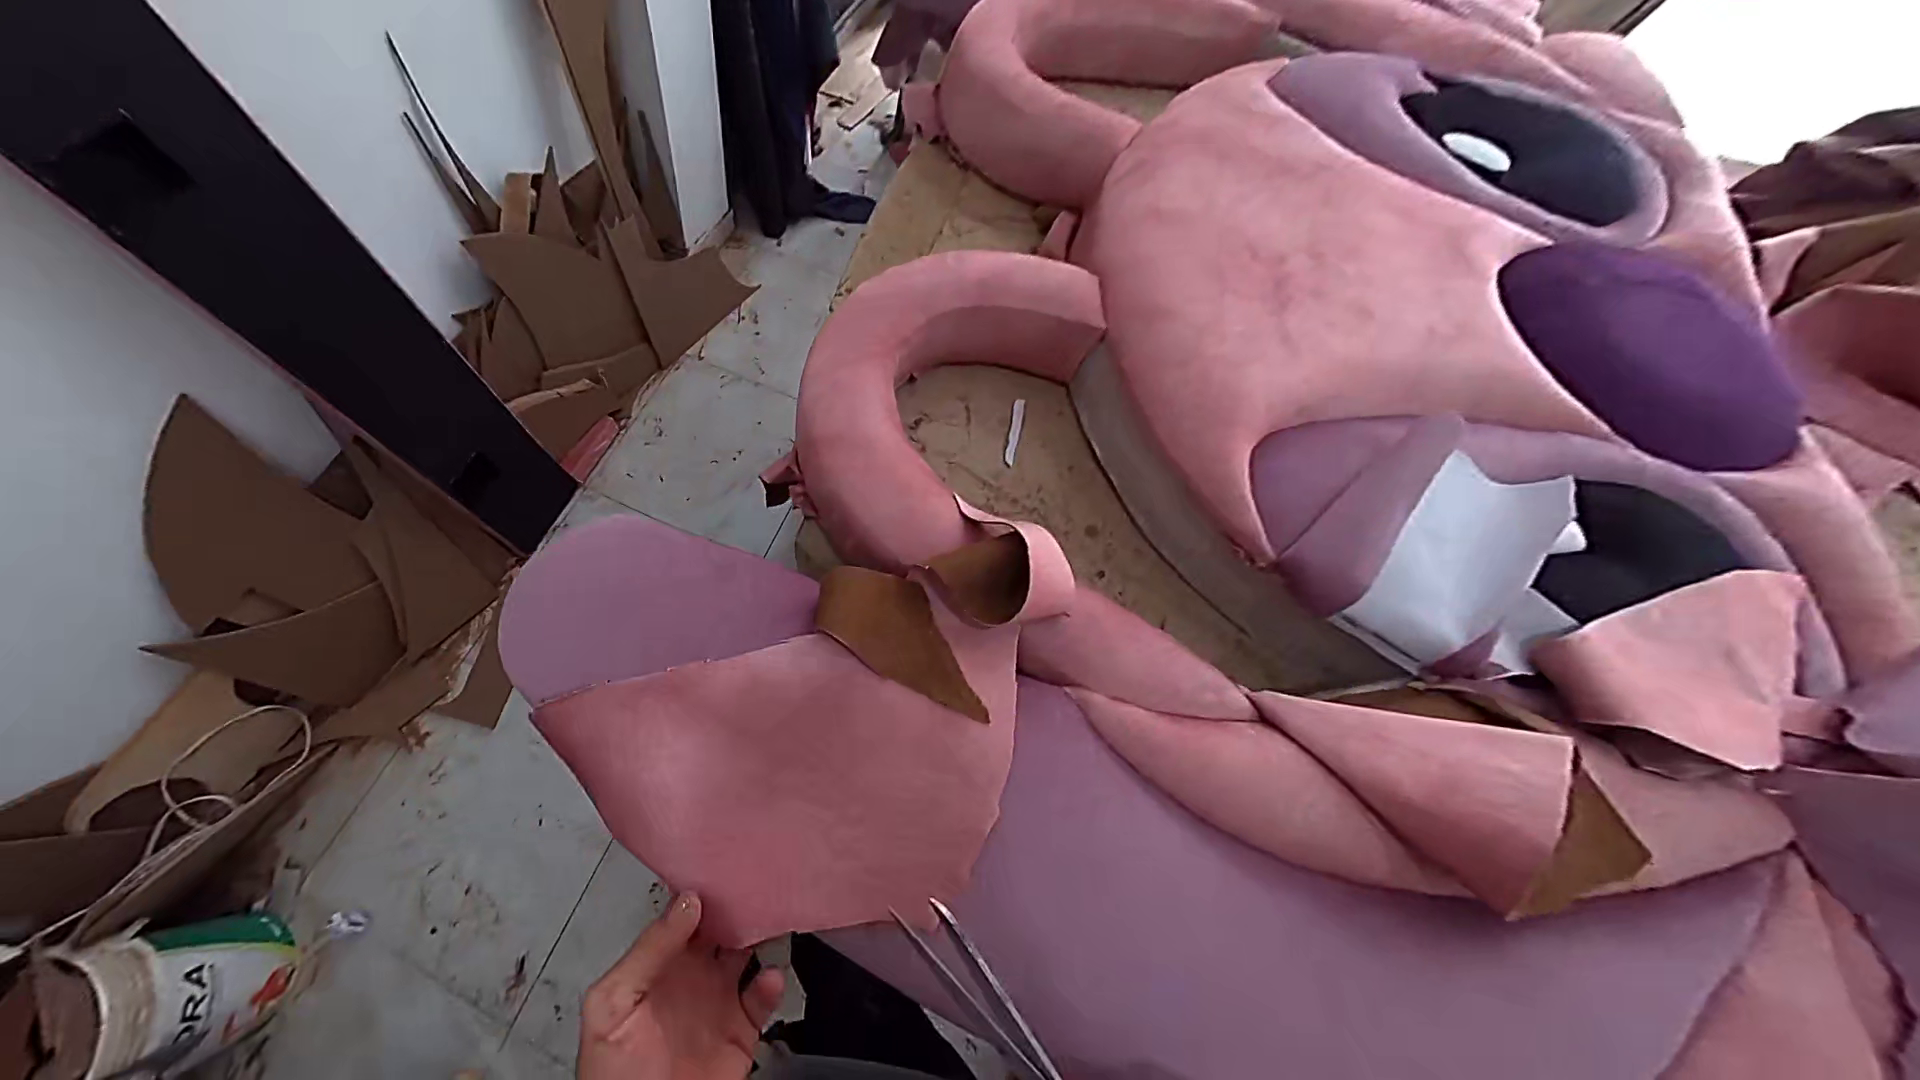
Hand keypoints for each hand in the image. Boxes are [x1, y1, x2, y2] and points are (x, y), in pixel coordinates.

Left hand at [578, 893, 785, 1079]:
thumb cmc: (615, 1077)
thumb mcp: (610, 1008)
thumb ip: (647, 952)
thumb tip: (689, 900)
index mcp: (659, 965)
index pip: (684, 913)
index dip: (703, 888)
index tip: (726, 863)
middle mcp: (692, 975)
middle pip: (722, 925)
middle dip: (739, 903)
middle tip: (760, 879)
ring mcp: (719, 1000)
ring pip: (749, 951)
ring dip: (763, 933)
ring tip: (774, 918)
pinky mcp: (742, 1029)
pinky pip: (764, 996)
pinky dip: (772, 982)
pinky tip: (769, 978)